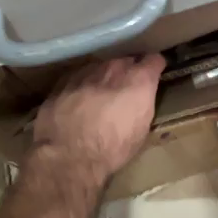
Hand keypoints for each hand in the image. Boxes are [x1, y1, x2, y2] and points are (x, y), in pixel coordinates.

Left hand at [29, 54, 165, 191]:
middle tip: (124, 92)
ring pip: (100, 68)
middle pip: (125, 62)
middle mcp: (113, 69)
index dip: (154, 68)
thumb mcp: (141, 131)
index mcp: (138, 81)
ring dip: (103, 78)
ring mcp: (86, 73)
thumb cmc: (111, 150)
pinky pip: (78, 77)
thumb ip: (143, 104)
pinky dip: (82, 86)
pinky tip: (78, 102)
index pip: (154, 60)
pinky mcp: (62, 82)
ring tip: (99, 97)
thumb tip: (141, 98)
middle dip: (127, 73)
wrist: (67, 157)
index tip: (153, 76)